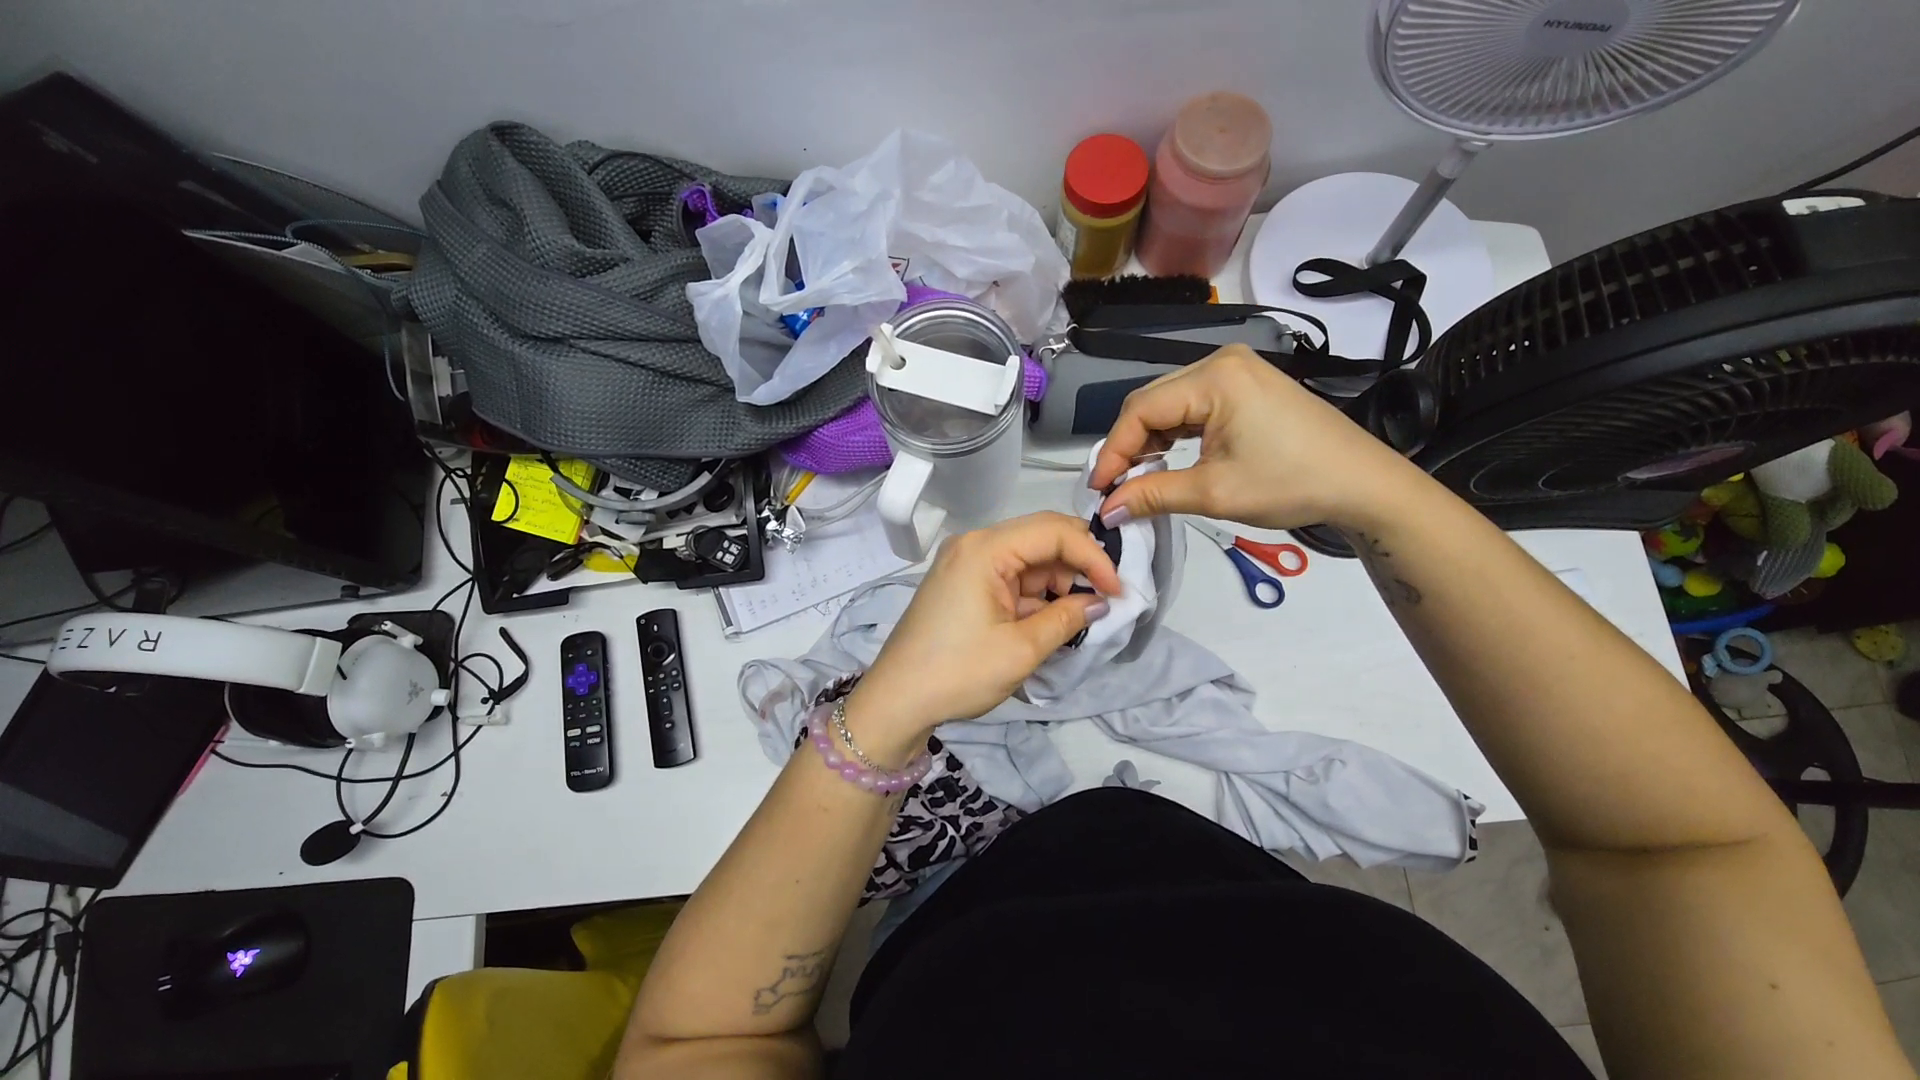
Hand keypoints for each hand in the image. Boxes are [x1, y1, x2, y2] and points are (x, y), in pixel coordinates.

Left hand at [844, 512, 1122, 759]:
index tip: (1118, 591)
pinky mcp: (965, 586)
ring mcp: (967, 565)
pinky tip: (1058, 621)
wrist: (897, 702)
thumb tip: (1101, 603)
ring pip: (1030, 562)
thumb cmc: (957, 673)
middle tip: (1109, 600)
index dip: (1093, 555)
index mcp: (984, 549)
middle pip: (1042, 540)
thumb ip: (1067, 619)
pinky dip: (1038, 598)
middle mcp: (974, 545)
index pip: (1054, 530)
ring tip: (1085, 618)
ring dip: (1060, 586)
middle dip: (1079, 568)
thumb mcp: (1021, 650)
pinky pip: (1012, 580)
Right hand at [1088, 345, 1430, 531]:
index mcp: (1214, 377)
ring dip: (1150, 439)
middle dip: (1129, 444)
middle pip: (1152, 400)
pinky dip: (1175, 433)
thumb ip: (1154, 494)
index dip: (1113, 451)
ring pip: (1171, 402)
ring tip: (1139, 478)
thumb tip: (1106, 511)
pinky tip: (1168, 459)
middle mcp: (1221, 362)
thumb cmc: (1291, 484)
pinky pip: (1194, 405)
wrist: (1363, 483)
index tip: (1098, 491)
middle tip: (1115, 487)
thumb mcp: (1216, 492)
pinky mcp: (1247, 386)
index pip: (1141, 409)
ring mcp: (1237, 371)